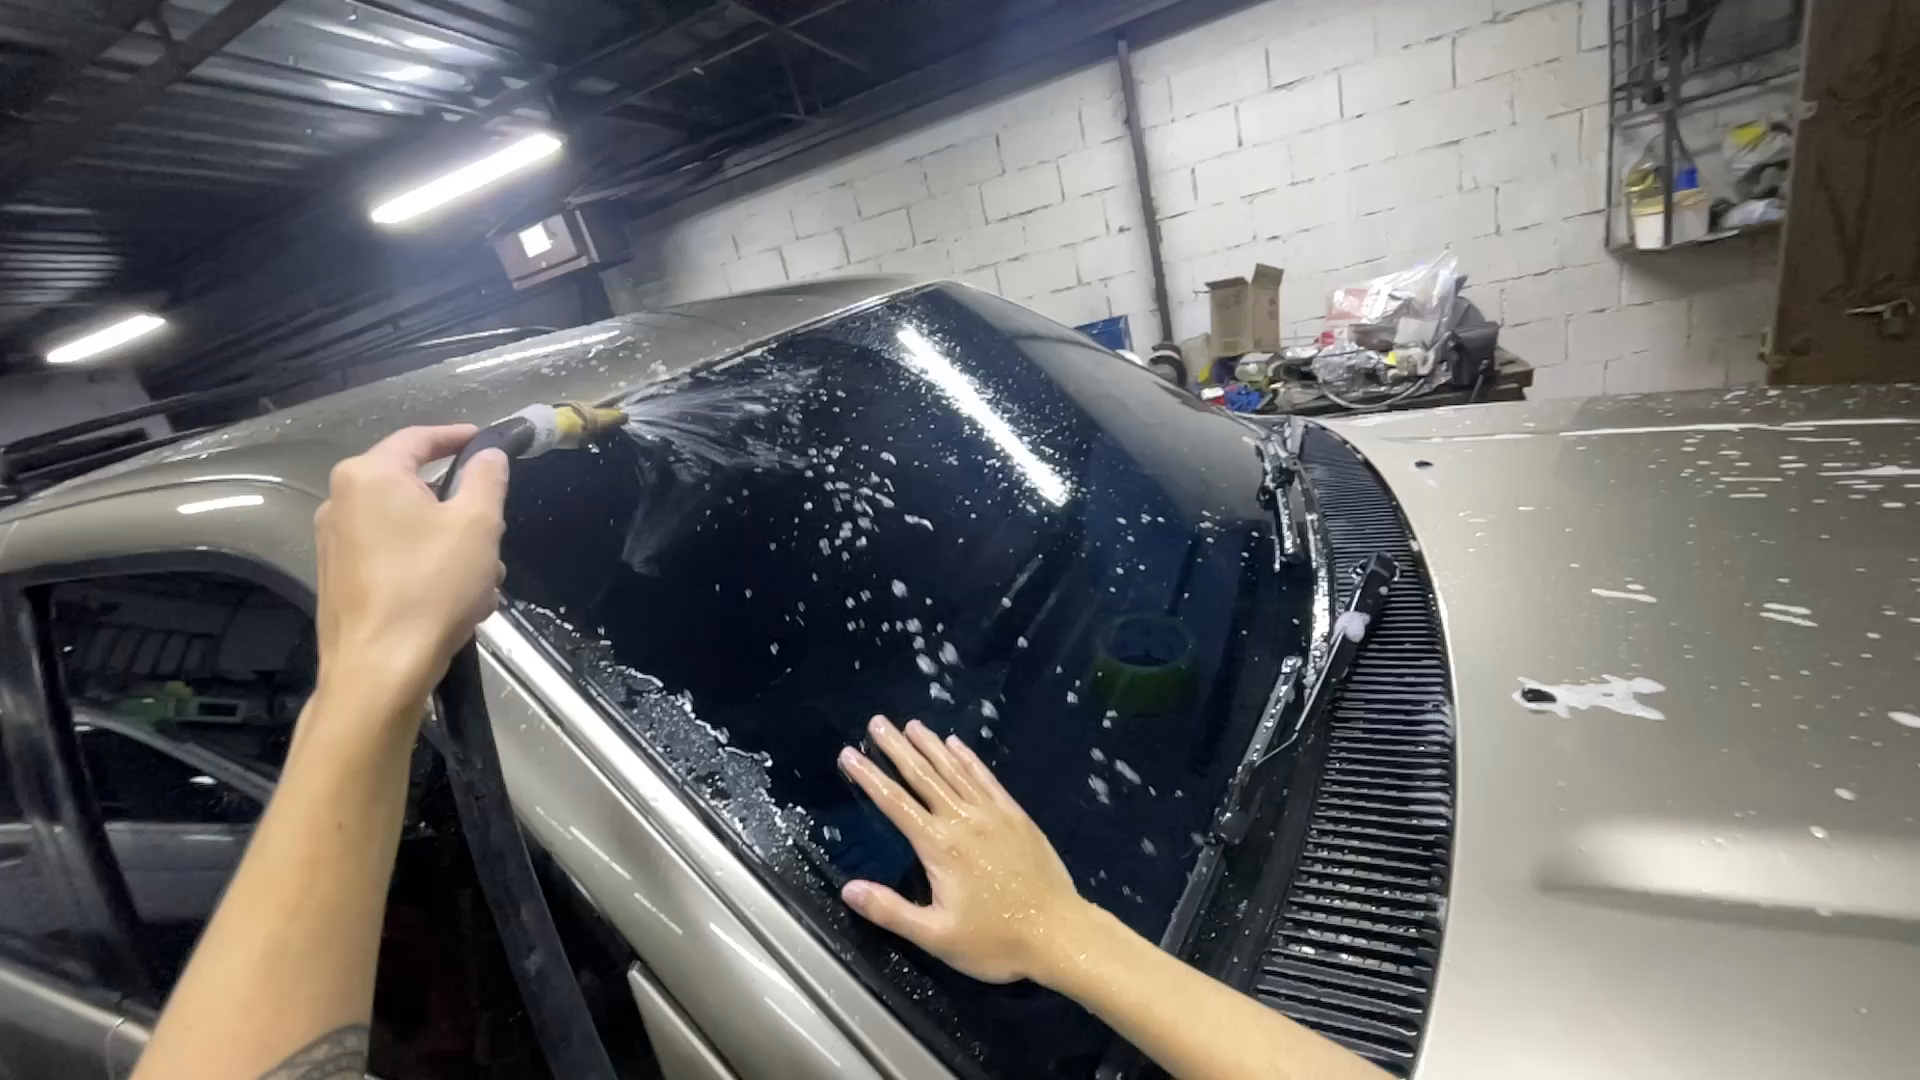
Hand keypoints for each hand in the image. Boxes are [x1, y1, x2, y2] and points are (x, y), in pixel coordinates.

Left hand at [313, 425, 508, 714]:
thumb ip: (486, 479)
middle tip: (497, 527)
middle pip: (416, 486)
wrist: (383, 664)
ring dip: (453, 542)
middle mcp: (342, 501)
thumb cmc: (434, 585)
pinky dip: (430, 564)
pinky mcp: (341, 577)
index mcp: (371, 477)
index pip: (418, 438)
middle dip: (462, 505)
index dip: (457, 436)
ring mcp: (336, 541)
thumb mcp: (478, 524)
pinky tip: (458, 597)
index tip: (487, 440)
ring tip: (484, 577)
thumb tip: (488, 454)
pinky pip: (396, 554)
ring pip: (411, 525)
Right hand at [838, 716, 1093, 984]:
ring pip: (954, 769)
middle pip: (923, 775)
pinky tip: (956, 743)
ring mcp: (992, 812)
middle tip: (877, 722)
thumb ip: (890, 910)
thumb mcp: (936, 937)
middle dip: (897, 748)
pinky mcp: (1014, 814)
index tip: (849, 753)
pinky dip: (968, 757)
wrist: (1058, 933)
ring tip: (910, 724)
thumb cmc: (994, 940)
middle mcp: (963, 819)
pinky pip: (985, 777)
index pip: (895, 803)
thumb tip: (848, 889)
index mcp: (940, 846)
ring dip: (930, 745)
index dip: (870, 776)